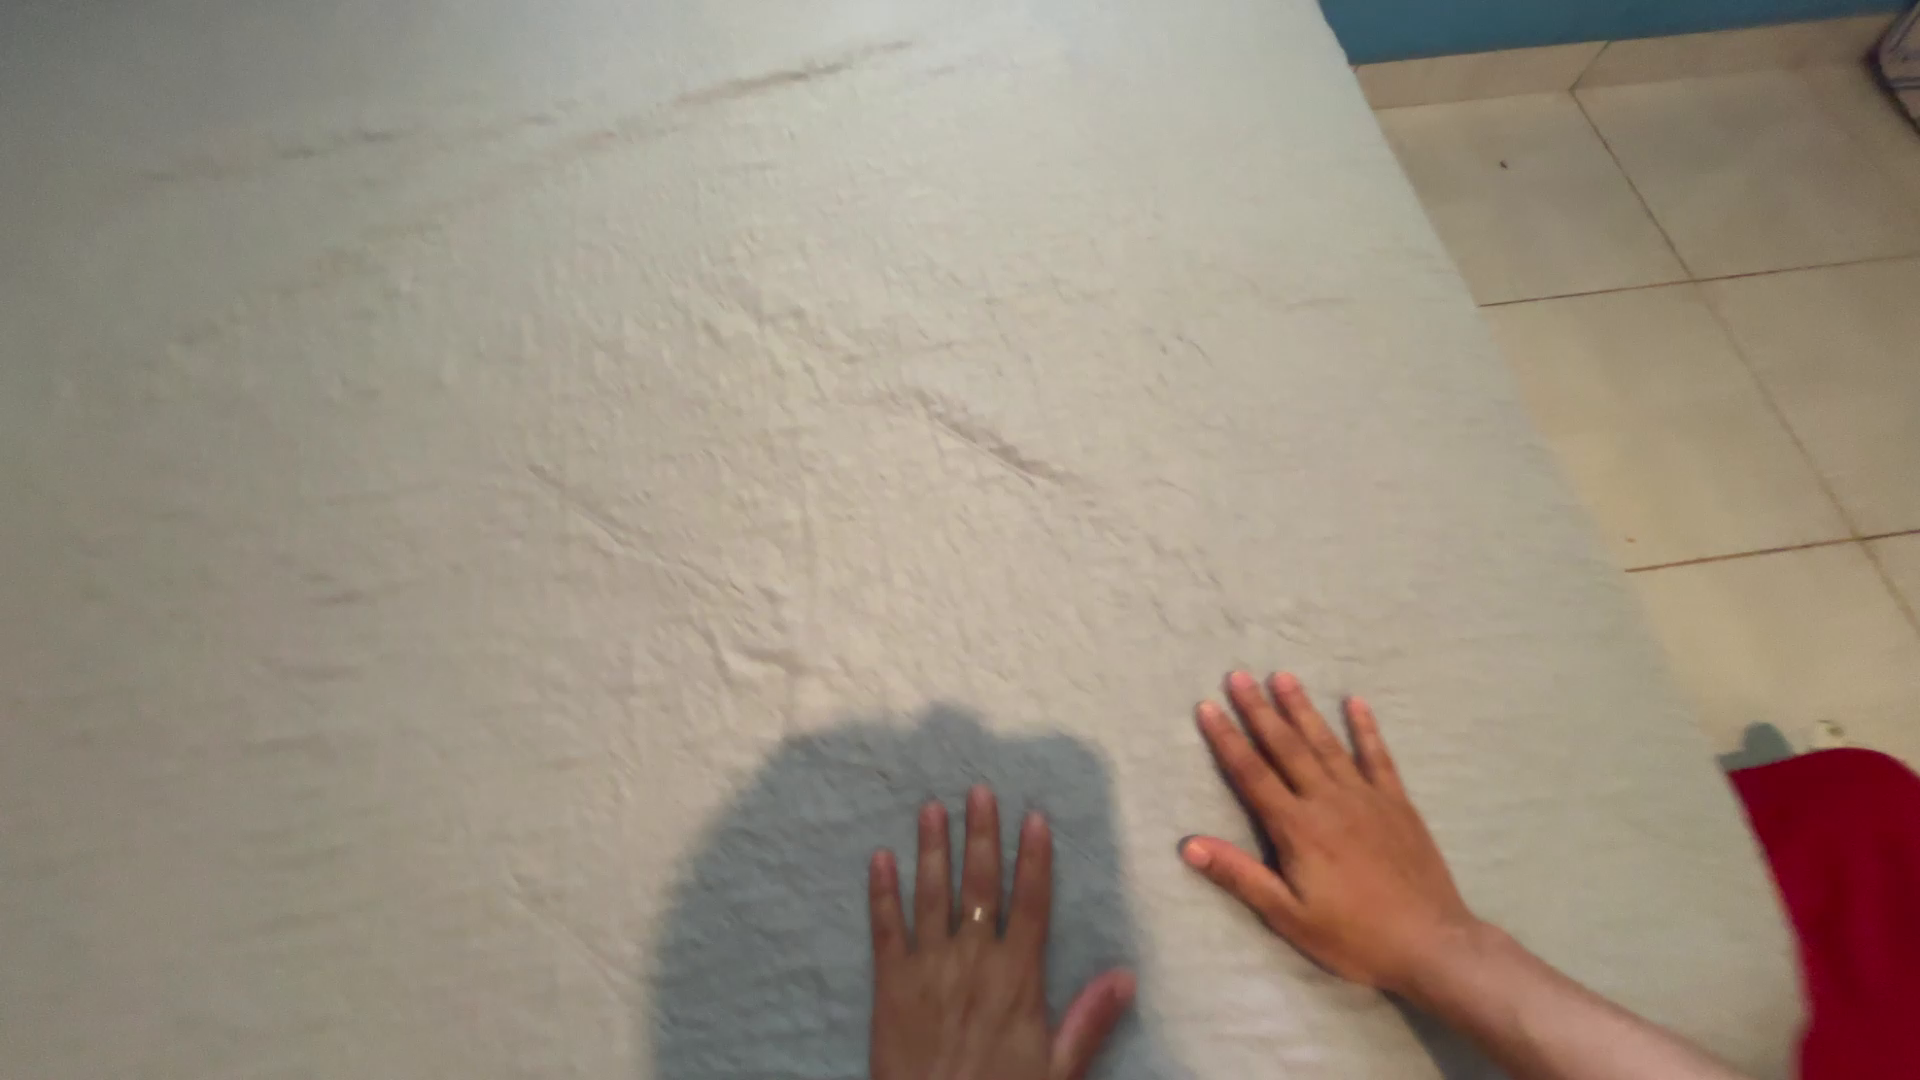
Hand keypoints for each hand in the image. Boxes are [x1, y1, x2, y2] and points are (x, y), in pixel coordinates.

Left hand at [868, 785, 1135, 1079]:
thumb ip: (1089, 1019)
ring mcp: (928, 965)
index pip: (1030, 901)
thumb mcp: (1056, 1070)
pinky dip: (881, 891)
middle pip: (980, 883)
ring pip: (932, 893)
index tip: (1033, 816)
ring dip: (932, 848)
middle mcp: (973, 957)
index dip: (1033, 857)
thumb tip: (1128, 975)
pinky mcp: (890, 980)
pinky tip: (880, 857)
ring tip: (931, 808)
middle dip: (980, 835)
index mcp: (1016, 974)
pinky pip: (885, 927)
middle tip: (977, 791)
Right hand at [1180, 671, 1480, 994]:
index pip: (1252, 772)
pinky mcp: (1397, 804)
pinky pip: (1379, 757)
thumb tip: (1189, 844)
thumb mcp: (1288, 915)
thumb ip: (1239, 875)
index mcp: (1297, 826)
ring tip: (1282, 676)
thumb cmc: (1354, 936)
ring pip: (1326, 742)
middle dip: (1258, 709)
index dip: (1227, 738)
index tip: (1207, 706)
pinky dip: (1366, 728)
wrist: (1435, 948)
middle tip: (1238, 676)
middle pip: (1285, 746)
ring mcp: (1366, 797)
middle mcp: (1327, 800)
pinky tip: (1356, 702)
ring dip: (1302, 708)